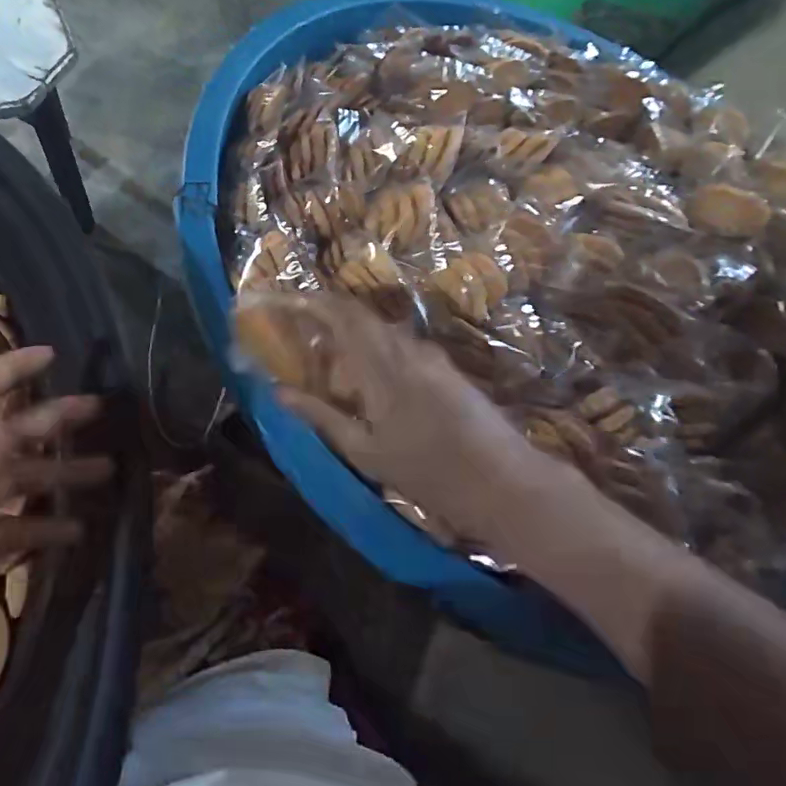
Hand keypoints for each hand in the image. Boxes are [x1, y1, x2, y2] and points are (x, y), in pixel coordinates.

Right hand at [245, 295, 563, 547]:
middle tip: (295, 327)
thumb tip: (279, 392)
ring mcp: (430, 355)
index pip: (340, 314)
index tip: (280, 301)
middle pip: (358, 314)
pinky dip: (370, 348)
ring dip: (347, 333)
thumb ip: (322, 416)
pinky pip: (397, 344)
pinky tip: (362, 377)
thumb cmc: (430, 473)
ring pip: (378, 329)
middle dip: (323, 313)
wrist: (507, 484)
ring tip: (324, 357)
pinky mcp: (445, 367)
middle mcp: (406, 348)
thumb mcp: (367, 451)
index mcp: (383, 365)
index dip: (307, 302)